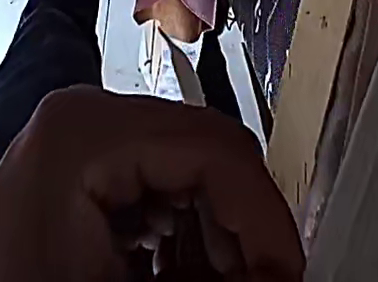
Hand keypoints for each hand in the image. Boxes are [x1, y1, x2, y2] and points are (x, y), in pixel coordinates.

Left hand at [0, 86, 302, 281]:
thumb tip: (281, 276)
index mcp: (87, 131)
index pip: (210, 149)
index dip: (262, 213)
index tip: (289, 272)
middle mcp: (92, 113)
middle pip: (207, 150)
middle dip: (245, 223)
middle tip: (269, 280)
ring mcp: (90, 131)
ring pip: (194, 165)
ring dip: (221, 231)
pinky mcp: (91, 159)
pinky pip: (166, 180)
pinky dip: (191, 230)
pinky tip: (192, 274)